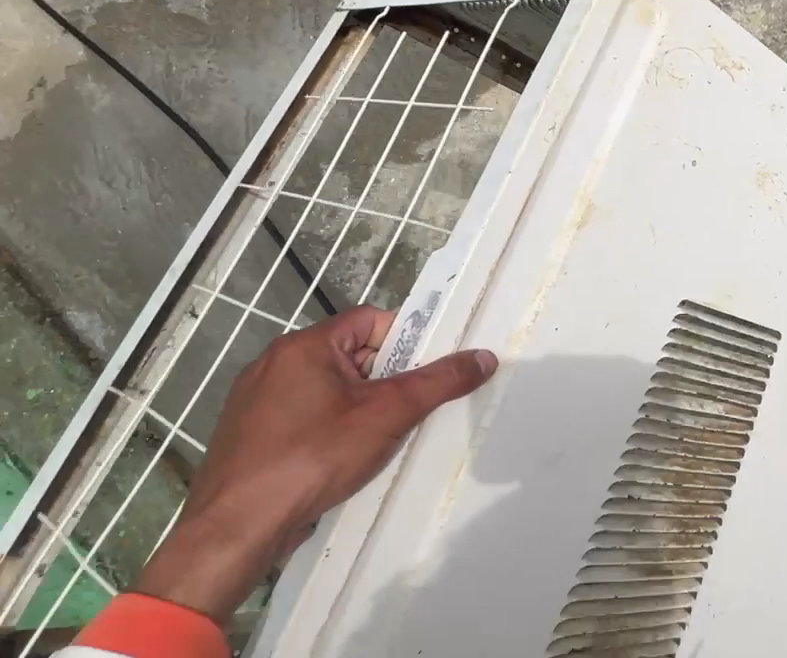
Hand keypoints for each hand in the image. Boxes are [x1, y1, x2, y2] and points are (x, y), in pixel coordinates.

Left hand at [135, 305, 496, 622]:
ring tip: (381, 433)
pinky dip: (333, 425)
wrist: (233, 533)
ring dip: (363, 403)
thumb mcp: (390, 414)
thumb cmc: (313, 458)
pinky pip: (306, 413)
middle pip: (354, 353)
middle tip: (410, 405)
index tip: (426, 371)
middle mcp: (273, 364)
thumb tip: (485, 357)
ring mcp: (254, 400)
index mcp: (303, 347)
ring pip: (332, 386)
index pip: (372, 321)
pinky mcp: (248, 434)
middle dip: (388, 377)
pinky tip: (344, 454)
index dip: (406, 340)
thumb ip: (441, 380)